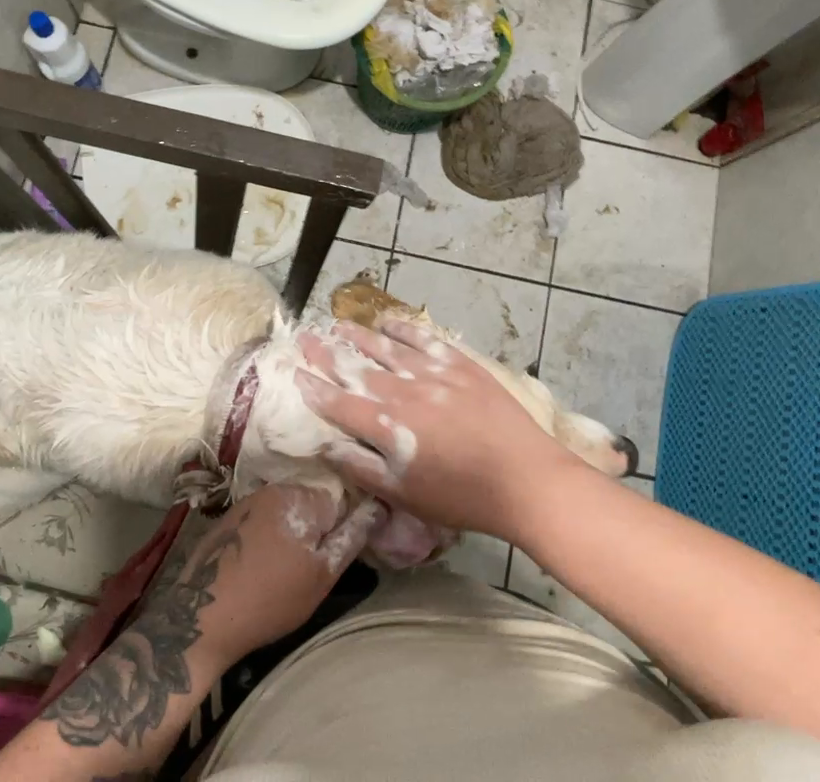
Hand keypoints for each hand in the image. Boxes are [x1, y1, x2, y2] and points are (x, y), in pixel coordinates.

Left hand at [159, 483, 383, 670]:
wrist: (200, 618)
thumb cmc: (270, 599)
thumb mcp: (322, 575)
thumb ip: (352, 536)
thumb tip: (380, 505)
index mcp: (302, 497)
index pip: (343, 500)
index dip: (346, 530)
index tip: (337, 557)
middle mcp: (274, 488)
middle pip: (313, 504)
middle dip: (318, 531)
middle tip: (311, 571)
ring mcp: (247, 502)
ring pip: (288, 513)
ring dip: (293, 535)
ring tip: (286, 572)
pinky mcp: (228, 519)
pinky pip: (263, 520)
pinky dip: (269, 538)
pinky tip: (262, 567)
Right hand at [295, 319, 576, 538]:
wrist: (524, 480)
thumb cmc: (461, 497)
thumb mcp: (404, 494)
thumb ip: (361, 468)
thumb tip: (325, 445)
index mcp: (387, 427)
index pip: (339, 403)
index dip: (314, 387)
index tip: (296, 372)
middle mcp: (404, 392)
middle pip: (357, 368)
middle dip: (327, 353)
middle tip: (306, 337)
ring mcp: (434, 374)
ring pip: (387, 348)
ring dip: (359, 336)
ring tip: (338, 325)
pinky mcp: (462, 366)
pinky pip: (425, 340)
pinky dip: (404, 329)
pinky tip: (389, 323)